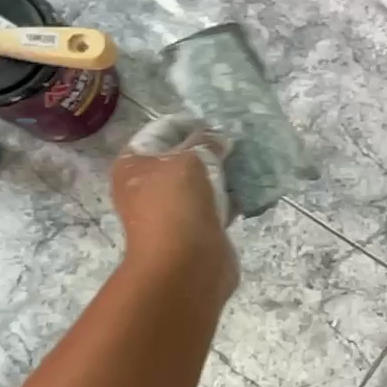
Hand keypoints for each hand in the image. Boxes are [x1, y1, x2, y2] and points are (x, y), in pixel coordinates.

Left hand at [113, 116, 238, 301]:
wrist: (186, 266)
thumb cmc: (178, 205)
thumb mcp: (191, 160)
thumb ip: (206, 142)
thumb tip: (218, 137)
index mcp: (134, 164)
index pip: (161, 130)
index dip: (189, 122)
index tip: (217, 121)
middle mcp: (149, 185)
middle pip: (182, 156)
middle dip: (210, 148)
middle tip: (238, 140)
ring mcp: (173, 209)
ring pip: (202, 181)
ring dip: (225, 172)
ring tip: (250, 160)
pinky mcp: (197, 228)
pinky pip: (217, 204)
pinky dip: (233, 196)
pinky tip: (252, 186)